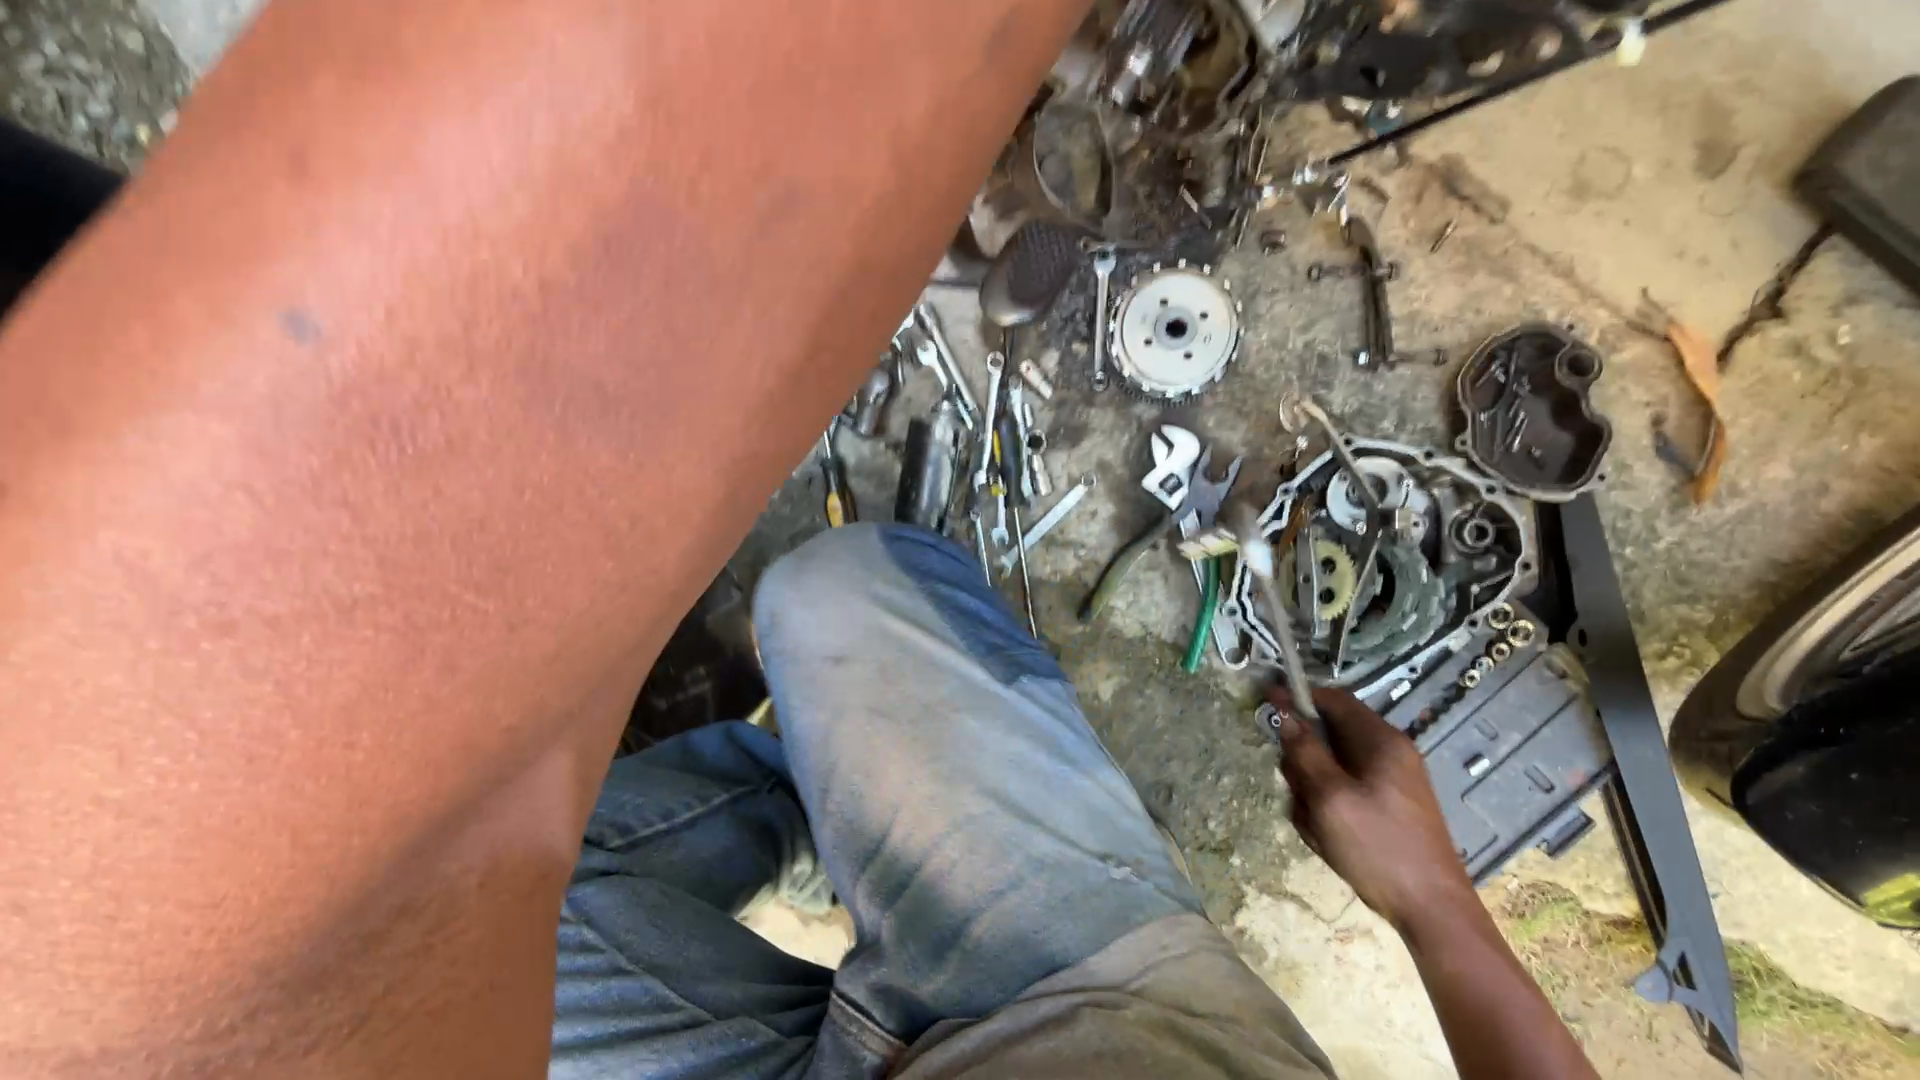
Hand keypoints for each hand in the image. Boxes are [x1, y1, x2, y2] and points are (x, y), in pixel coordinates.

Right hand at [1271, 685, 1475, 930]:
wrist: (1431, 910)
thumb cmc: (1379, 847)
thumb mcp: (1331, 798)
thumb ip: (1305, 753)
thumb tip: (1284, 716)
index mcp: (1381, 742)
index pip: (1334, 699)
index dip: (1297, 696)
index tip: (1265, 701)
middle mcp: (1388, 754)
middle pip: (1327, 736)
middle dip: (1304, 761)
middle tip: (1299, 793)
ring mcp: (1389, 782)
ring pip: (1330, 768)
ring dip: (1312, 792)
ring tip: (1317, 826)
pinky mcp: (1386, 807)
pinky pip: (1342, 794)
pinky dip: (1327, 809)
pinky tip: (1329, 839)